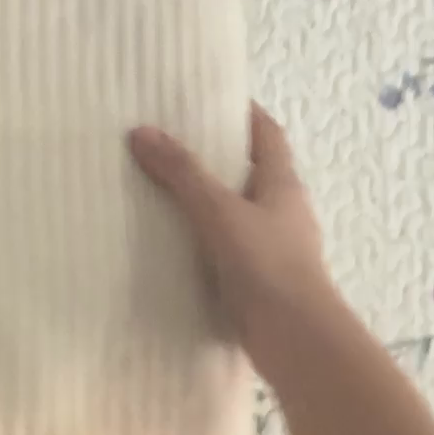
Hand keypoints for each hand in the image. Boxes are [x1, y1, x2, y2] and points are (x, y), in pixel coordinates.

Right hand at [127, 103, 344, 377]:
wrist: (292, 334)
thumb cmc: (264, 264)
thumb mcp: (218, 211)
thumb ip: (181, 174)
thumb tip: (141, 132)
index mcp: (281, 185)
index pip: (267, 135)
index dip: (243, 114)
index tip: (211, 100)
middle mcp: (281, 210)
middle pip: (248, 172)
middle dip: (215, 157)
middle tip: (170, 145)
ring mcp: (269, 246)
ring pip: (234, 211)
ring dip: (204, 200)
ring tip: (158, 193)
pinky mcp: (254, 277)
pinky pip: (222, 245)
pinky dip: (199, 237)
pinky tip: (169, 244)